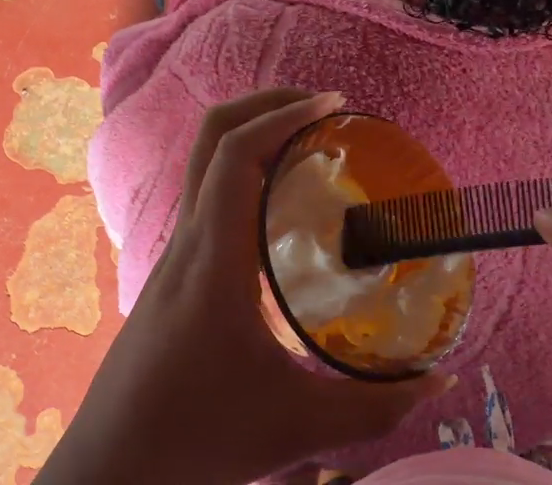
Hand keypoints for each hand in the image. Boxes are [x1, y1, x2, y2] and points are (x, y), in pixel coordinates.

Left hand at [36, 90, 445, 484]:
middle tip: (324, 109)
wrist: (111, 473)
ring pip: (204, 161)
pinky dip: (245, 171)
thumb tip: (441, 378)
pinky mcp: (173, 271)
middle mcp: (188, 240)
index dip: (283, 114)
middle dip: (266, 104)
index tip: (334, 105)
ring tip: (311, 145)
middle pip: (211, 134)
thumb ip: (376, 406)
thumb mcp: (298, 426)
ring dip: (254, 133)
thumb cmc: (199, 438)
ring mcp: (174, 254)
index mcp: (213, 258)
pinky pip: (208, 193)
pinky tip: (282, 207)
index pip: (235, 154)